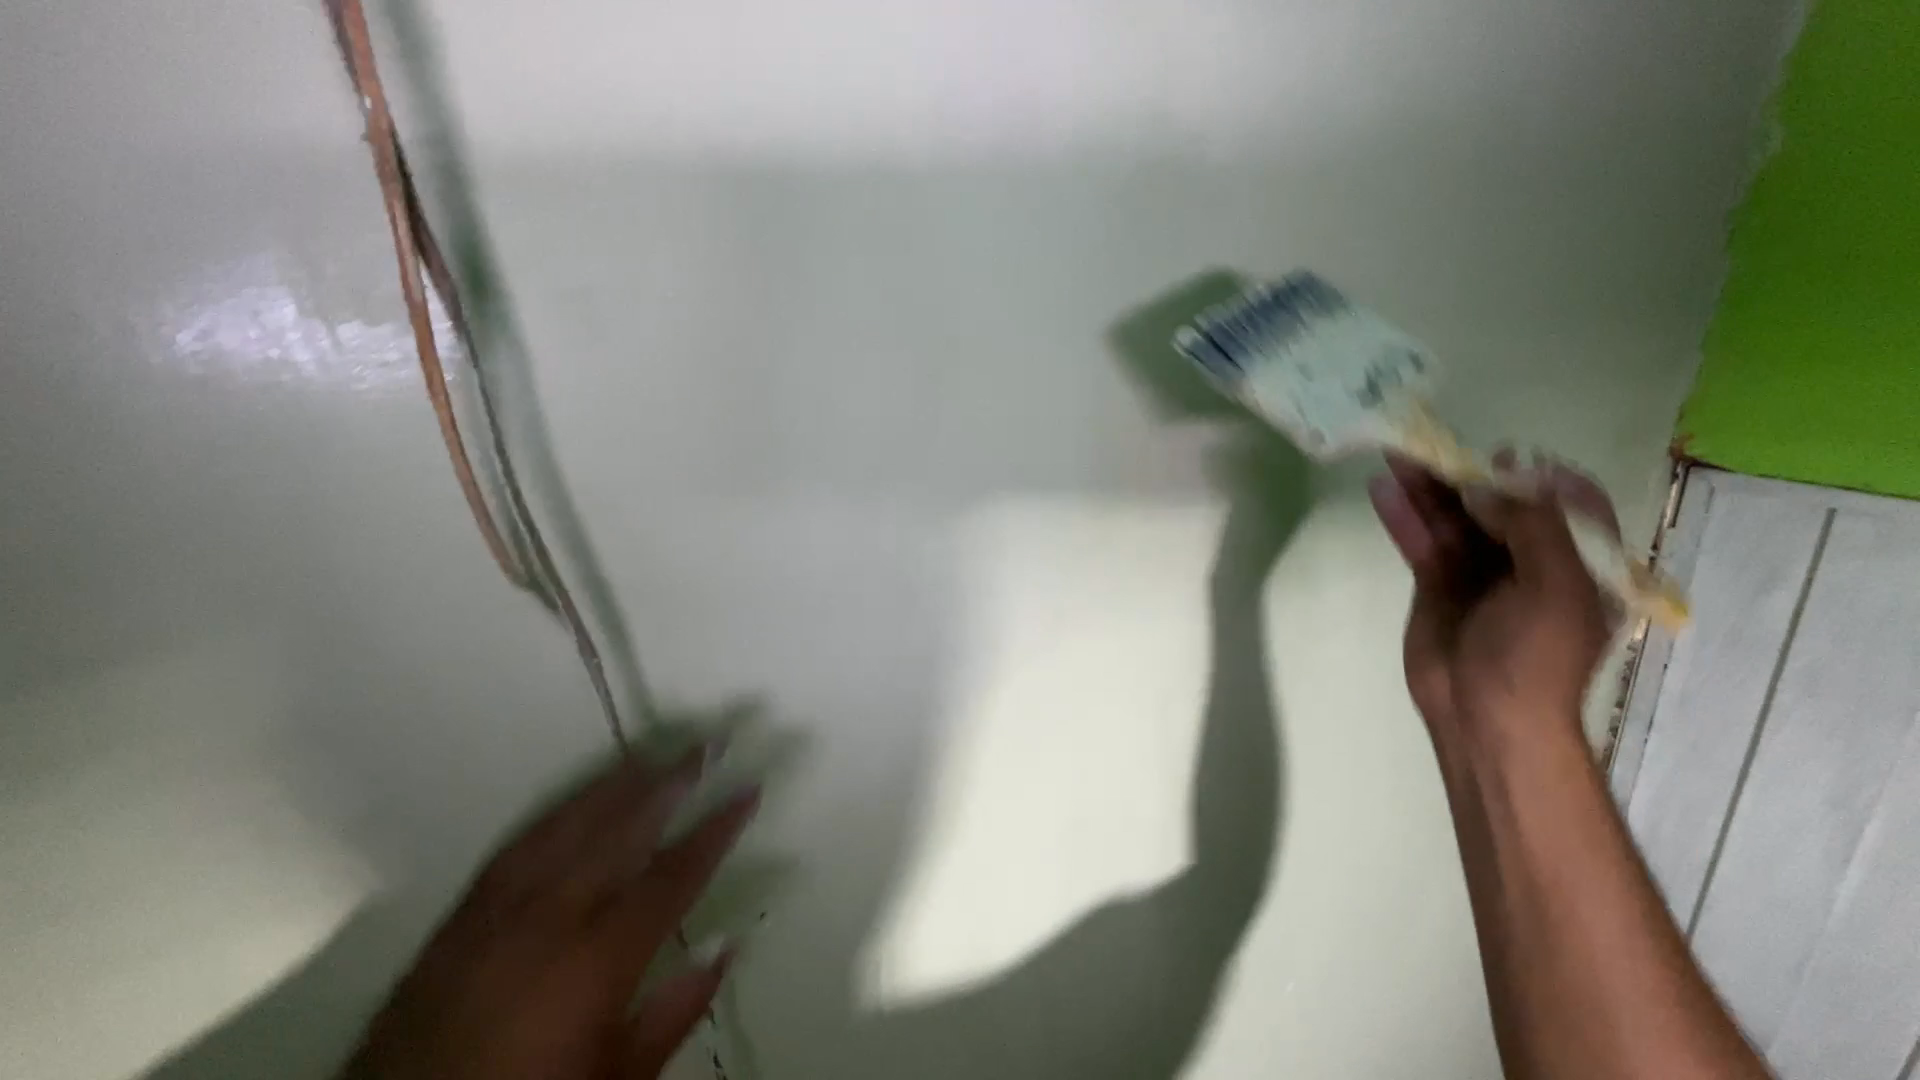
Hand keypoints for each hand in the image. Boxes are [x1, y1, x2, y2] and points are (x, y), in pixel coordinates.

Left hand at [343, 753, 758, 1079]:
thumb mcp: (617, 1079)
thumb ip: (675, 1012)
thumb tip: (725, 947)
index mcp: (599, 958)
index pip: (674, 876)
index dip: (717, 829)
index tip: (748, 790)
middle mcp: (553, 917)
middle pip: (622, 832)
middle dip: (670, 784)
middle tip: (706, 745)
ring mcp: (502, 908)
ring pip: (568, 826)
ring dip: (615, 784)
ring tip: (651, 754)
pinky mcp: (463, 914)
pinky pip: (518, 844)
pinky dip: (556, 813)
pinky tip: (575, 800)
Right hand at [1369, 455, 1615, 742]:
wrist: (1486, 717)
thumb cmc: (1538, 657)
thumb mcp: (1558, 587)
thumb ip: (1531, 526)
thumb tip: (1488, 479)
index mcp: (1577, 560)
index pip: (1564, 500)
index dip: (1535, 474)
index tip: (1503, 460)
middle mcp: (1530, 558)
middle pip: (1498, 501)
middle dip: (1468, 471)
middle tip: (1433, 444)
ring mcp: (1480, 571)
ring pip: (1454, 516)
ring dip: (1428, 486)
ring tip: (1398, 453)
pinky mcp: (1437, 584)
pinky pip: (1422, 540)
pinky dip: (1403, 515)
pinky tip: (1383, 490)